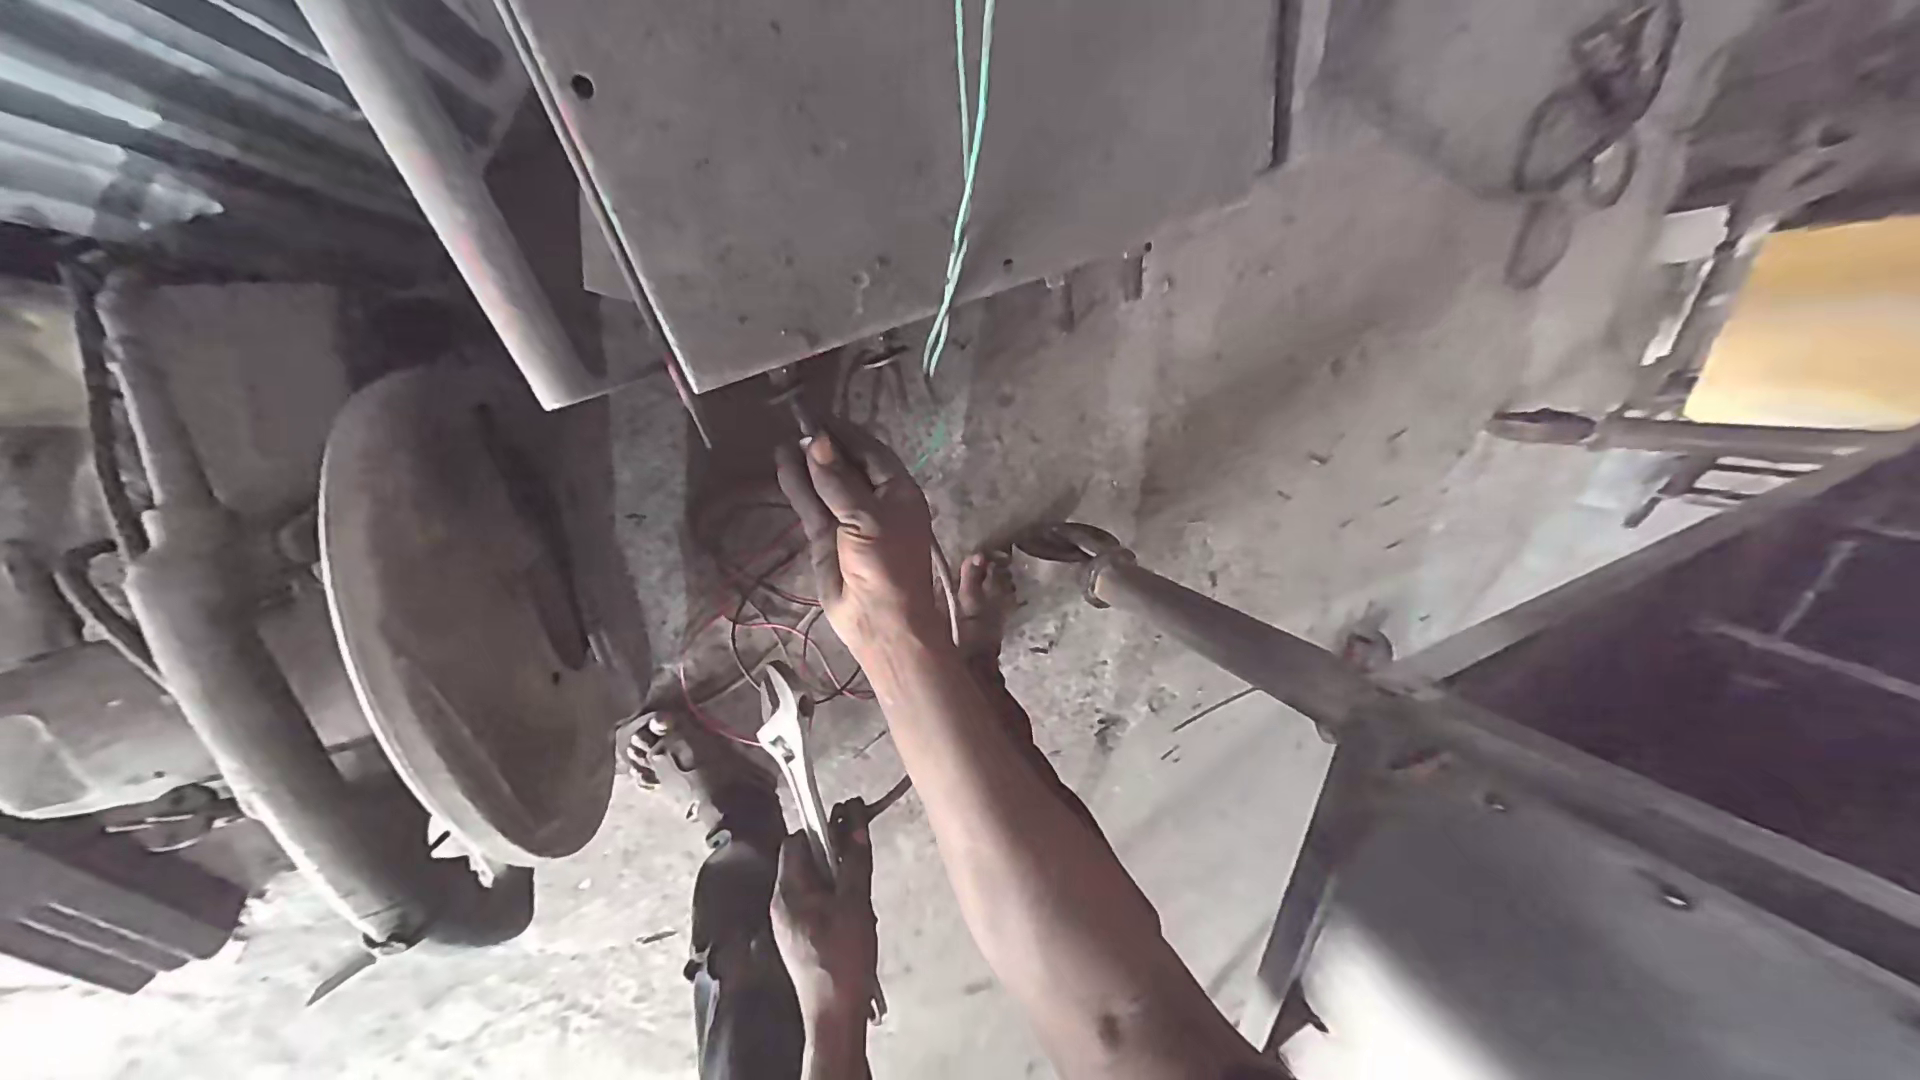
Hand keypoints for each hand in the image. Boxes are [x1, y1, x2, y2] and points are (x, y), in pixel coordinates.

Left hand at [770, 803, 877, 1023]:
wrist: (835, 1014)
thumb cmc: (843, 955)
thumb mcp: (855, 900)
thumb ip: (854, 858)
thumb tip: (856, 818)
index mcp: (787, 891)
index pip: (796, 841)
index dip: (821, 830)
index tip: (847, 831)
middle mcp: (780, 904)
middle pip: (805, 861)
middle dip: (834, 857)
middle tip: (858, 867)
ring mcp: (788, 923)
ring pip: (813, 883)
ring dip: (837, 879)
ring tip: (859, 897)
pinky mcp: (799, 938)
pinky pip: (815, 904)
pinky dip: (834, 899)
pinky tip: (853, 916)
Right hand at [775, 421, 942, 659]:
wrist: (880, 618)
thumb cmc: (888, 564)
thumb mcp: (867, 518)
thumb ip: (838, 481)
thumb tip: (816, 442)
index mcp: (899, 492)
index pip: (872, 453)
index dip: (847, 434)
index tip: (820, 414)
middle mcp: (875, 501)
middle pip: (848, 465)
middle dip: (825, 445)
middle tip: (796, 419)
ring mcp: (848, 519)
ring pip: (826, 483)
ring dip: (808, 462)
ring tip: (784, 436)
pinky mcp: (826, 537)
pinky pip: (811, 504)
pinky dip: (797, 484)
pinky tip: (782, 462)